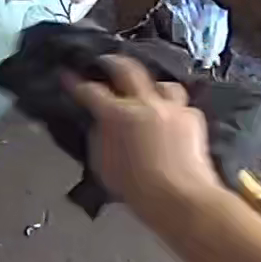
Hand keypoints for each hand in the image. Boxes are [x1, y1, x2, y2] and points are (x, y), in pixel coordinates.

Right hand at [64, 56, 219, 216]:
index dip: (74, 82)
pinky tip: (170, 119)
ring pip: (162, 84)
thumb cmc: (135, 187)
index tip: (66, 75)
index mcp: (116, 113)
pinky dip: (173, 110)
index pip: (89, 91)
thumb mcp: (101, 162)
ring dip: (152, 86)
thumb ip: (99, 136)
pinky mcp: (193, 120)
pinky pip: (181, 106)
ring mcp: (172, 109)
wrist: (182, 200)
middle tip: (104, 61)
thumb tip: (100, 124)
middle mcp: (144, 103)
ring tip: (147, 92)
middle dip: (112, 62)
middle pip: (127, 69)